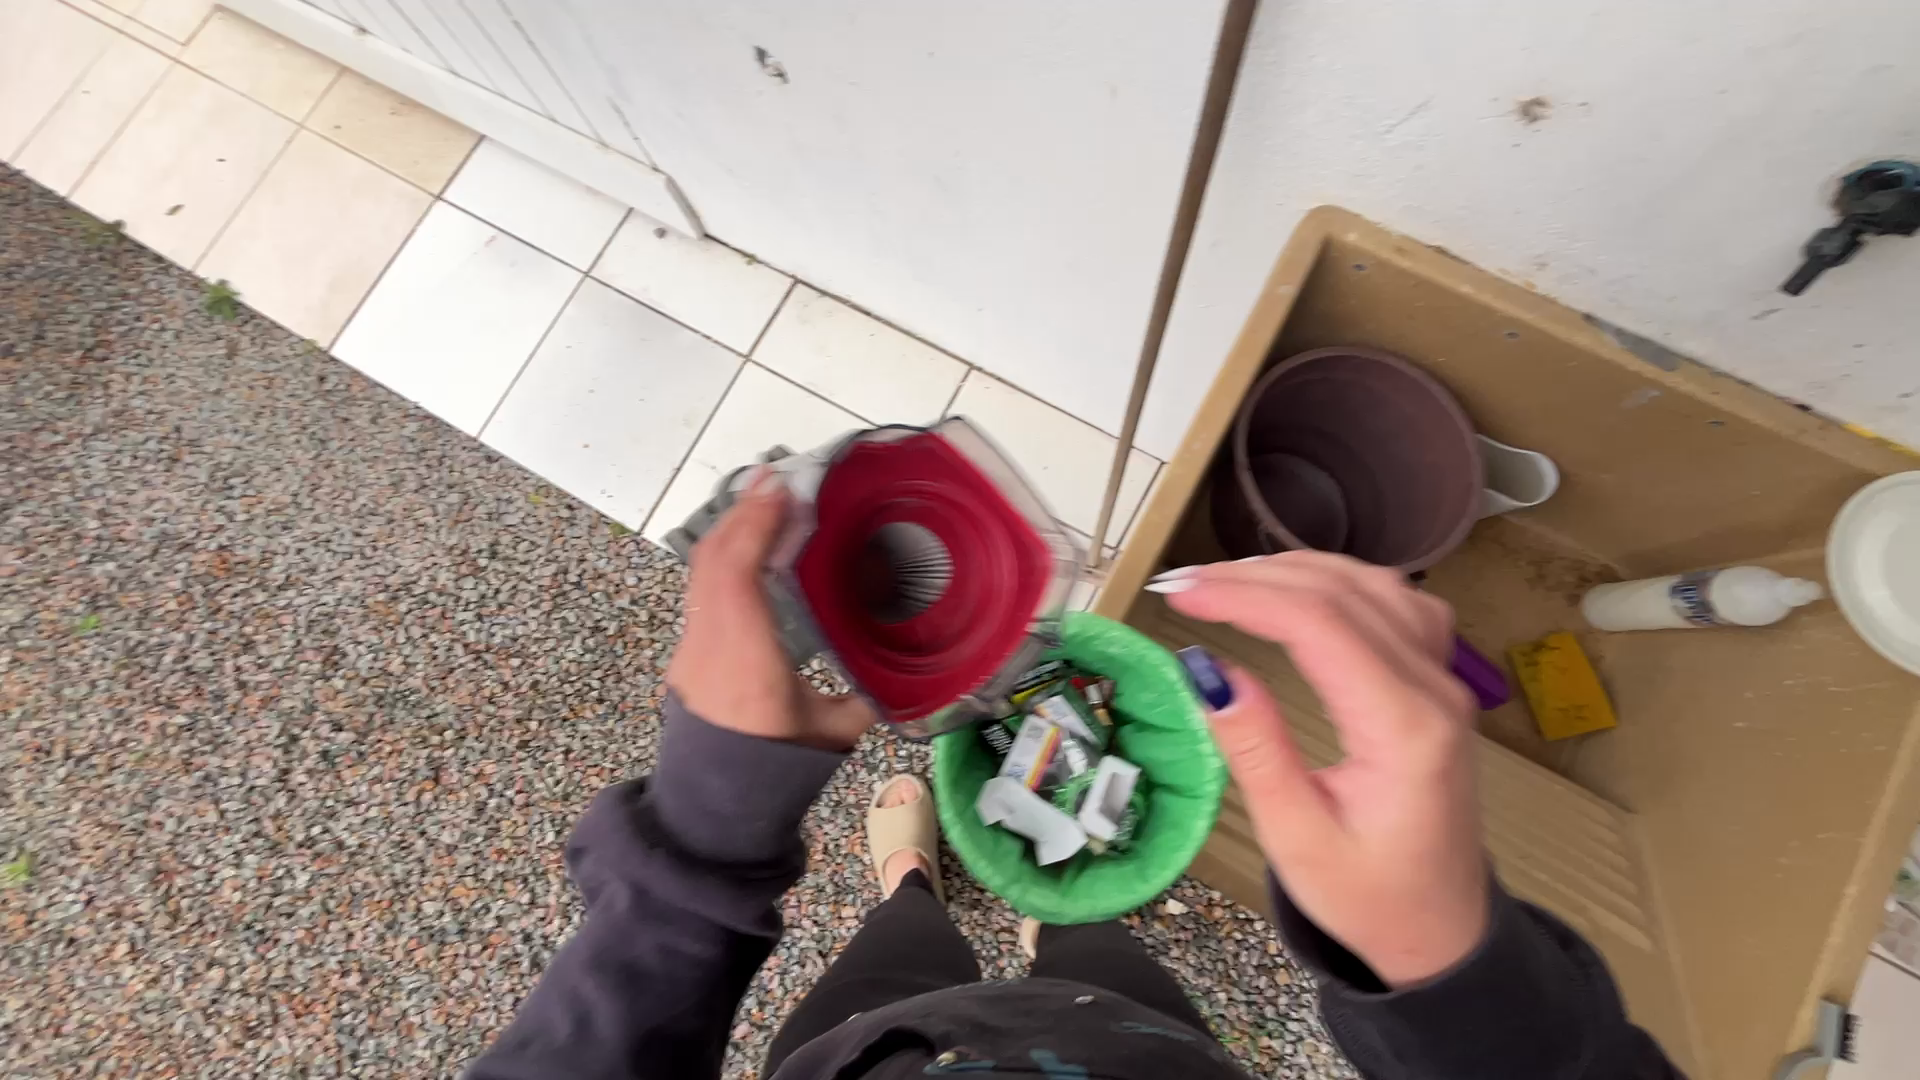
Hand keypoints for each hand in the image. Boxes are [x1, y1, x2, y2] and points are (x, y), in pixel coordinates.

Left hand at [667, 473, 876, 751]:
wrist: (712, 807)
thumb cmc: (776, 771)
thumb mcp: (831, 733)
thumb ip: (862, 700)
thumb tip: (891, 674)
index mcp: (748, 661)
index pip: (737, 576)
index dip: (756, 525)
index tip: (780, 487)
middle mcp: (710, 645)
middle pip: (712, 561)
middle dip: (742, 511)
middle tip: (774, 478)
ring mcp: (692, 647)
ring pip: (701, 572)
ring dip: (731, 529)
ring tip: (761, 501)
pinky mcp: (689, 652)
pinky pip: (702, 588)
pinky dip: (723, 554)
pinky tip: (745, 546)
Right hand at [1155, 552, 1487, 986]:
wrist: (1442, 928)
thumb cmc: (1368, 894)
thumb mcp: (1296, 837)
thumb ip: (1255, 749)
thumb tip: (1207, 669)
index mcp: (1404, 728)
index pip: (1319, 625)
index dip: (1243, 597)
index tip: (1181, 597)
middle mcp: (1433, 689)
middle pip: (1341, 592)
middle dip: (1252, 577)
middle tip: (1183, 584)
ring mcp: (1441, 678)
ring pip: (1368, 583)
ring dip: (1290, 569)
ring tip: (1224, 580)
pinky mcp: (1433, 679)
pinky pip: (1390, 600)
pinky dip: (1333, 579)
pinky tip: (1295, 588)